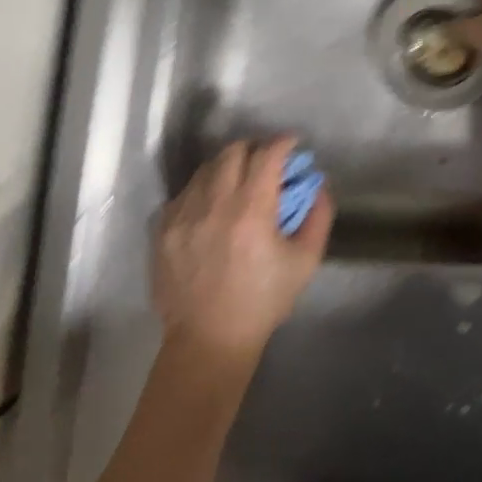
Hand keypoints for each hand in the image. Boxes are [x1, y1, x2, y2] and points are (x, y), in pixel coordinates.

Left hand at [152, 136, 333, 359]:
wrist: (209, 338)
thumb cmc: (263, 301)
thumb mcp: (306, 261)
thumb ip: (318, 216)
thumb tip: (317, 184)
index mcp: (251, 211)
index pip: (266, 155)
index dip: (282, 143)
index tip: (292, 144)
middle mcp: (214, 204)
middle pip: (232, 152)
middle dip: (254, 149)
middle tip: (266, 161)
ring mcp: (183, 215)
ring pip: (205, 169)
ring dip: (227, 167)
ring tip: (238, 183)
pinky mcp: (162, 229)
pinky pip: (184, 193)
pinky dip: (203, 190)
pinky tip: (212, 207)